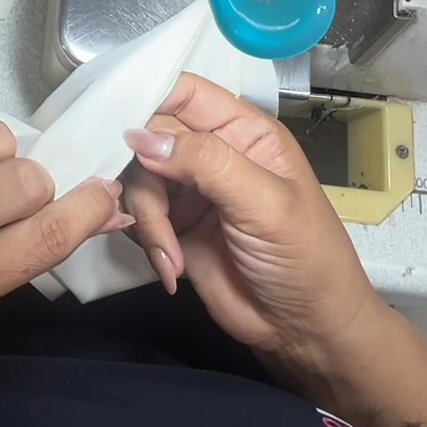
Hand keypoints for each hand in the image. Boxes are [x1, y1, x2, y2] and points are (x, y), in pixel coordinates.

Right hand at [121, 73, 383, 364]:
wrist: (304, 333)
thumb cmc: (306, 259)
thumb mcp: (265, 204)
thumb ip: (205, 162)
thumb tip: (139, 135)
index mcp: (241, 130)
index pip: (184, 92)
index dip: (149, 97)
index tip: (119, 123)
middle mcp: (209, 151)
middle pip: (148, 136)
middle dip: (145, 175)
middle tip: (155, 213)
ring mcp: (187, 188)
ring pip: (136, 178)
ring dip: (147, 218)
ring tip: (170, 256)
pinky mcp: (171, 225)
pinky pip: (136, 215)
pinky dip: (147, 241)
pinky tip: (171, 267)